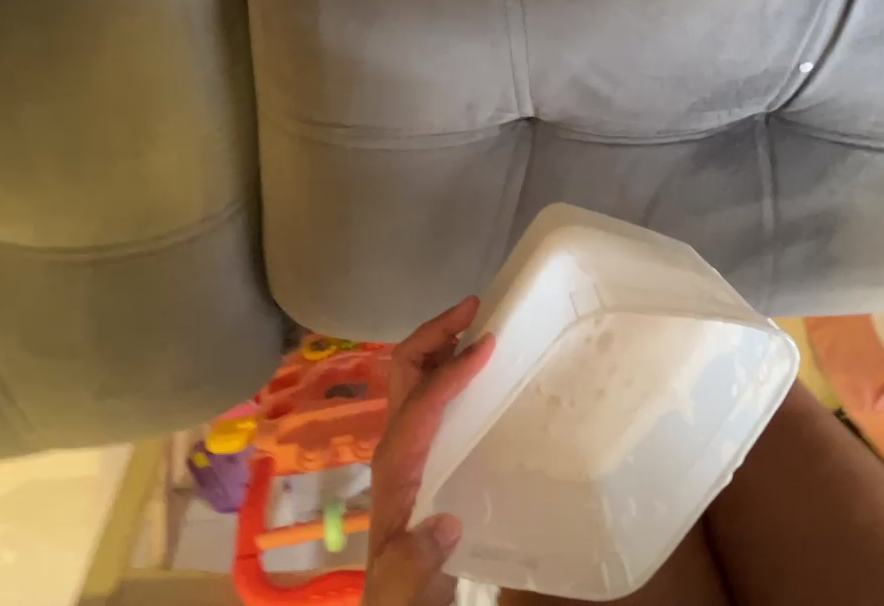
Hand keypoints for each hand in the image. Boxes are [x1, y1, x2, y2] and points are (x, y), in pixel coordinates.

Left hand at [363, 297, 496, 605]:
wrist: (396, 600)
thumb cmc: (403, 588)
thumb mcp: (405, 585)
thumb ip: (414, 562)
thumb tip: (445, 525)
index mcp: (396, 462)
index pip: (421, 401)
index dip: (452, 370)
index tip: (488, 344)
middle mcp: (397, 441)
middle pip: (406, 368)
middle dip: (436, 331)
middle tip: (476, 306)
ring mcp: (408, 441)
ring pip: (416, 373)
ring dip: (442, 340)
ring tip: (479, 320)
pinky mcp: (423, 447)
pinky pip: (432, 390)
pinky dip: (451, 364)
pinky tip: (479, 364)